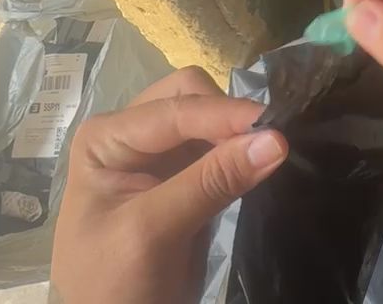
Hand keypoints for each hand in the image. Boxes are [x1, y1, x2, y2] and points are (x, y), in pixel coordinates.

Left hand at [50, 66, 286, 303]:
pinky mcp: (181, 178)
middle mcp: (130, 133)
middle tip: (264, 145)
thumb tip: (276, 139)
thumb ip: (211, 182)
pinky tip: (256, 165)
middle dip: (227, 116)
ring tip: (266, 154)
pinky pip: (217, 147)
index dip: (225, 114)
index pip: (175, 108)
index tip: (276, 128)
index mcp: (107, 136)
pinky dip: (238, 152)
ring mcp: (156, 155)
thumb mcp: (153, 233)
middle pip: (191, 97)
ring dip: (236, 132)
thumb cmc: (110, 287)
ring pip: (208, 118)